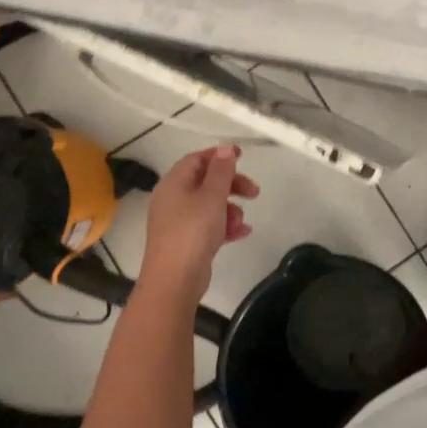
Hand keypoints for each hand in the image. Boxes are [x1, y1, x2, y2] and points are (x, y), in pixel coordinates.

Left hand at [141, 146, 257, 292]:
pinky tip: (242, 233)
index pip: (196, 160)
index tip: (242, 156)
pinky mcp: (187, 240)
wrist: (175, 279)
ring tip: (241, 222)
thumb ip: (221, 171)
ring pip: (210, 205)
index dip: (219, 155)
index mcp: (174, 184)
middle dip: (232, 185)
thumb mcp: (212, 196)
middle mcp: (173, 200)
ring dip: (231, 209)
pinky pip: (210, 225)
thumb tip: (225, 148)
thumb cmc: (193, 231)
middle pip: (206, 182)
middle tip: (253, 192)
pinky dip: (226, 225)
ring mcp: (179, 221)